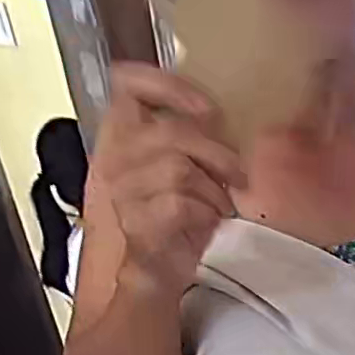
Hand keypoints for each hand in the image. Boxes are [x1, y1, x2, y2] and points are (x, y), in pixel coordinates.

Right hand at [90, 63, 245, 292]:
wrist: (157, 270)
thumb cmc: (176, 221)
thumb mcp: (187, 176)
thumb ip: (195, 148)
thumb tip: (227, 129)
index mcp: (123, 136)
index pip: (128, 85)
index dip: (169, 86)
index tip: (208, 109)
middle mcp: (115, 157)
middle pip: (173, 134)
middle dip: (218, 156)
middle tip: (239, 177)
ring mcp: (123, 189)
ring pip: (180, 169)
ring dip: (214, 190)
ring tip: (222, 206)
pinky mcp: (139, 219)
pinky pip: (182, 203)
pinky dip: (207, 212)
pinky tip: (210, 221)